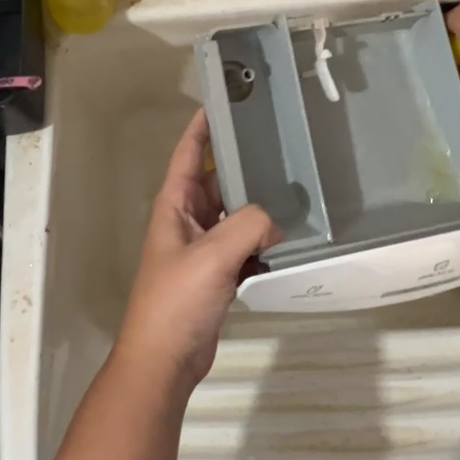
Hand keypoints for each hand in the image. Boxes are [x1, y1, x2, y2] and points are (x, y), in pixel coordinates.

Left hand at [115, 109, 279, 388]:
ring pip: (234, 214)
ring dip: (257, 204)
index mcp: (174, 205)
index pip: (187, 153)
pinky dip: (263, 240)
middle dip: (241, 163)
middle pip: (216, 180)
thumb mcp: (212, 255)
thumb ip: (247, 227)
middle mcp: (187, 220)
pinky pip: (244, 245)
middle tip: (278, 142)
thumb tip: (274, 221)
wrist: (165, 359)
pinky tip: (289, 237)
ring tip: (294, 185)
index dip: (201, 126)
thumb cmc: (177, 300)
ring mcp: (203, 248)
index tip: (223, 100)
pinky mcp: (218, 274)